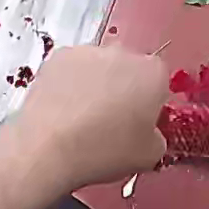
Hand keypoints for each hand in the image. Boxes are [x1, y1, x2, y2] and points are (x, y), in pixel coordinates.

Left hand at [2, 46, 166, 194]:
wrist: (47, 148)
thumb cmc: (103, 150)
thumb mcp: (149, 156)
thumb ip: (157, 137)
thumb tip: (149, 134)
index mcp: (153, 74)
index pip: (160, 81)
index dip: (151, 102)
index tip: (140, 121)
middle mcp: (123, 53)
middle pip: (130, 69)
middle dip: (124, 89)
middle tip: (112, 121)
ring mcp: (88, 51)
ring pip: (100, 66)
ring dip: (96, 84)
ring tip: (82, 117)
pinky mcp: (58, 56)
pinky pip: (72, 68)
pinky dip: (70, 83)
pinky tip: (63, 109)